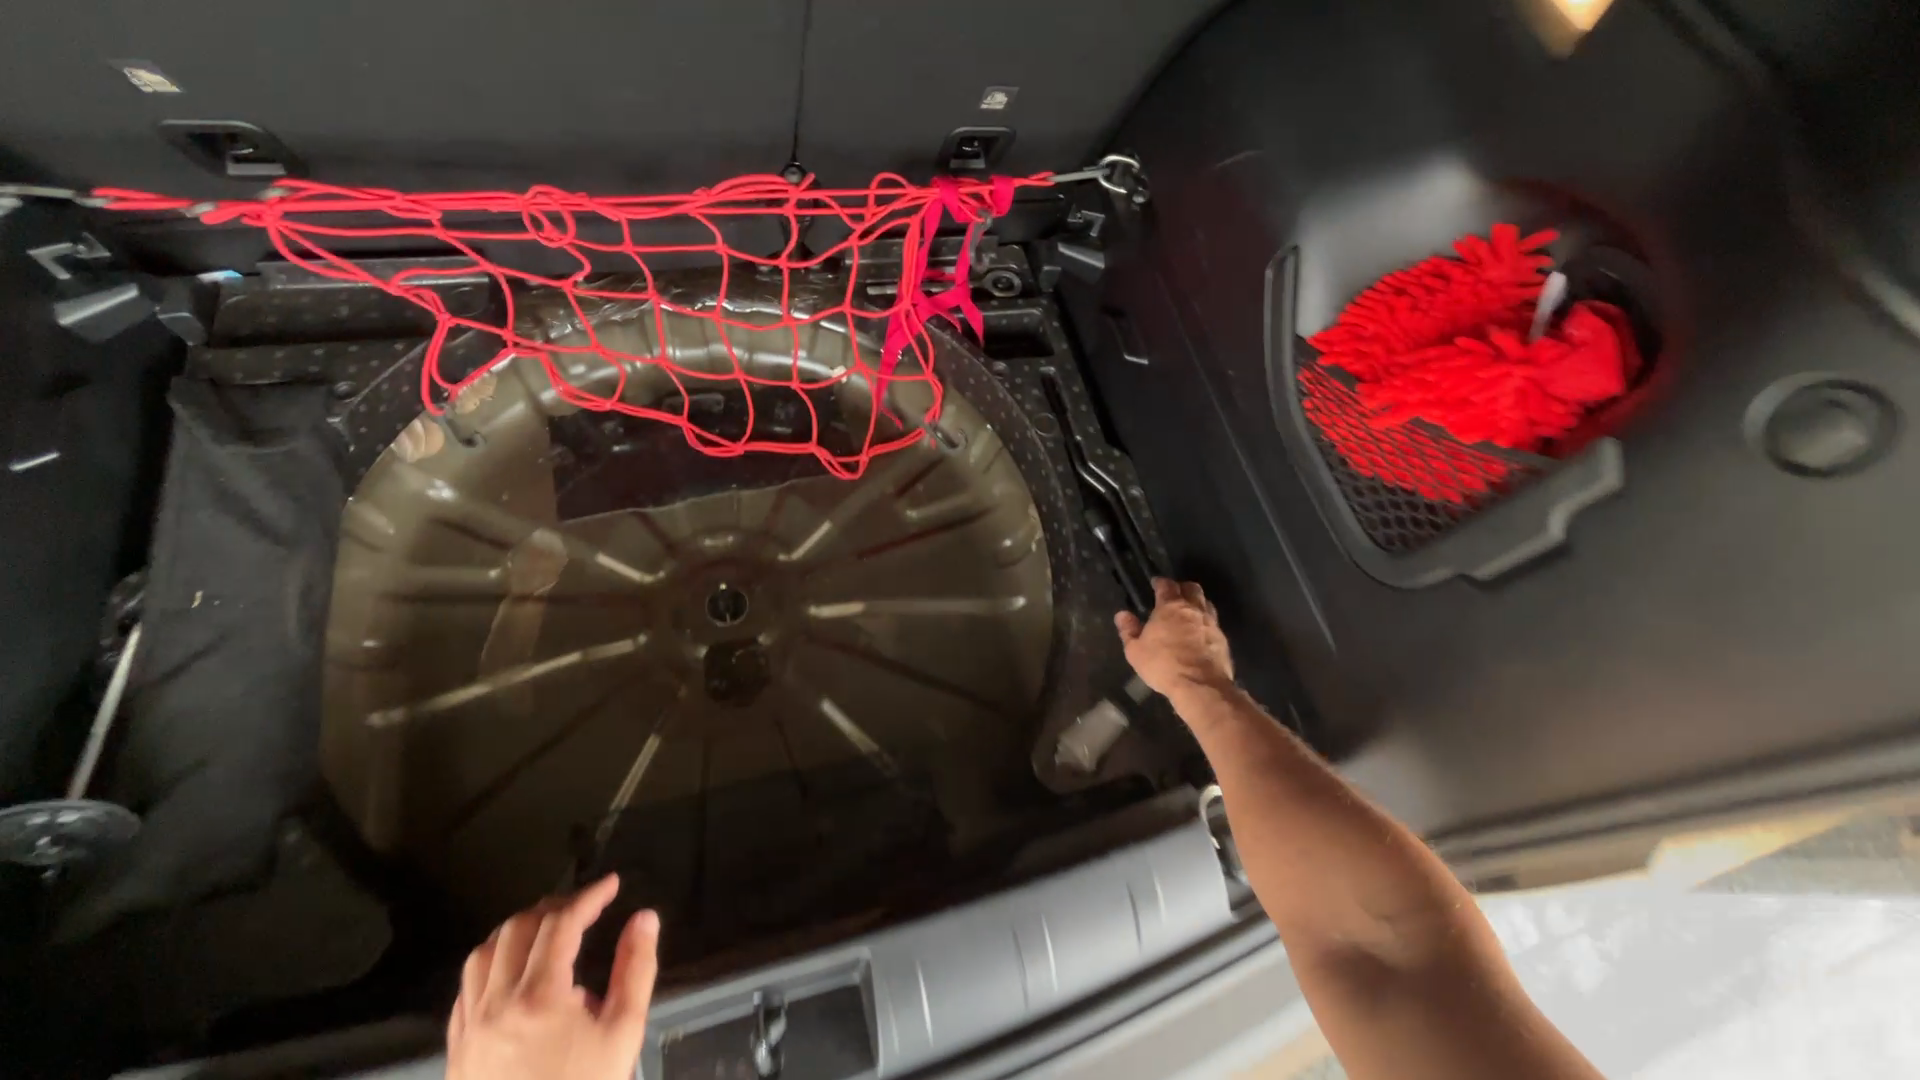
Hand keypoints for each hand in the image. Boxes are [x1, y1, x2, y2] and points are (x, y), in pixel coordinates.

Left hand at [448, 874, 659, 1079]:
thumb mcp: (624, 1032)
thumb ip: (637, 968)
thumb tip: (644, 917)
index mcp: (540, 996)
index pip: (562, 923)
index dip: (589, 896)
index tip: (612, 885)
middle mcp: (497, 1003)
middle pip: (518, 928)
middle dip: (554, 906)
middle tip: (585, 905)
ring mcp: (470, 1026)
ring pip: (484, 953)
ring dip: (518, 929)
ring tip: (549, 927)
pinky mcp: (457, 1049)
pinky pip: (466, 987)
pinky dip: (492, 961)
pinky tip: (513, 969)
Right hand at [1114, 578, 1233, 699]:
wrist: (1200, 685)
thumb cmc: (1163, 665)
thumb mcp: (1136, 651)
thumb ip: (1129, 630)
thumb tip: (1122, 615)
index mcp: (1170, 607)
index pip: (1166, 585)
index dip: (1160, 582)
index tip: (1156, 583)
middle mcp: (1193, 610)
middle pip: (1192, 588)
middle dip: (1182, 588)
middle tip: (1174, 594)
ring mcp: (1211, 623)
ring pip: (1206, 603)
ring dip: (1197, 603)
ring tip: (1189, 611)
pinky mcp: (1222, 639)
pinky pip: (1214, 623)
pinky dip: (1206, 622)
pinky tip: (1200, 632)